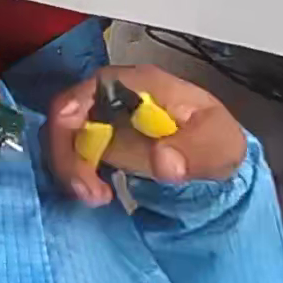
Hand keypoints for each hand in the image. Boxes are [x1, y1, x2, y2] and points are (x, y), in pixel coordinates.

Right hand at [43, 64, 247, 205]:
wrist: (213, 152)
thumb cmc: (213, 138)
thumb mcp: (219, 141)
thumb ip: (195, 149)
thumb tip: (163, 162)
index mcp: (132, 84)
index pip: (85, 93)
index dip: (70, 122)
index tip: (81, 162)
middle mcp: (106, 95)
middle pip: (64, 117)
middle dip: (68, 157)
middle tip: (90, 194)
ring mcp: (98, 116)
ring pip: (63, 137)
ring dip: (70, 169)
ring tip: (98, 198)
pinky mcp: (95, 137)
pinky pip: (71, 152)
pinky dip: (77, 174)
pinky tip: (100, 194)